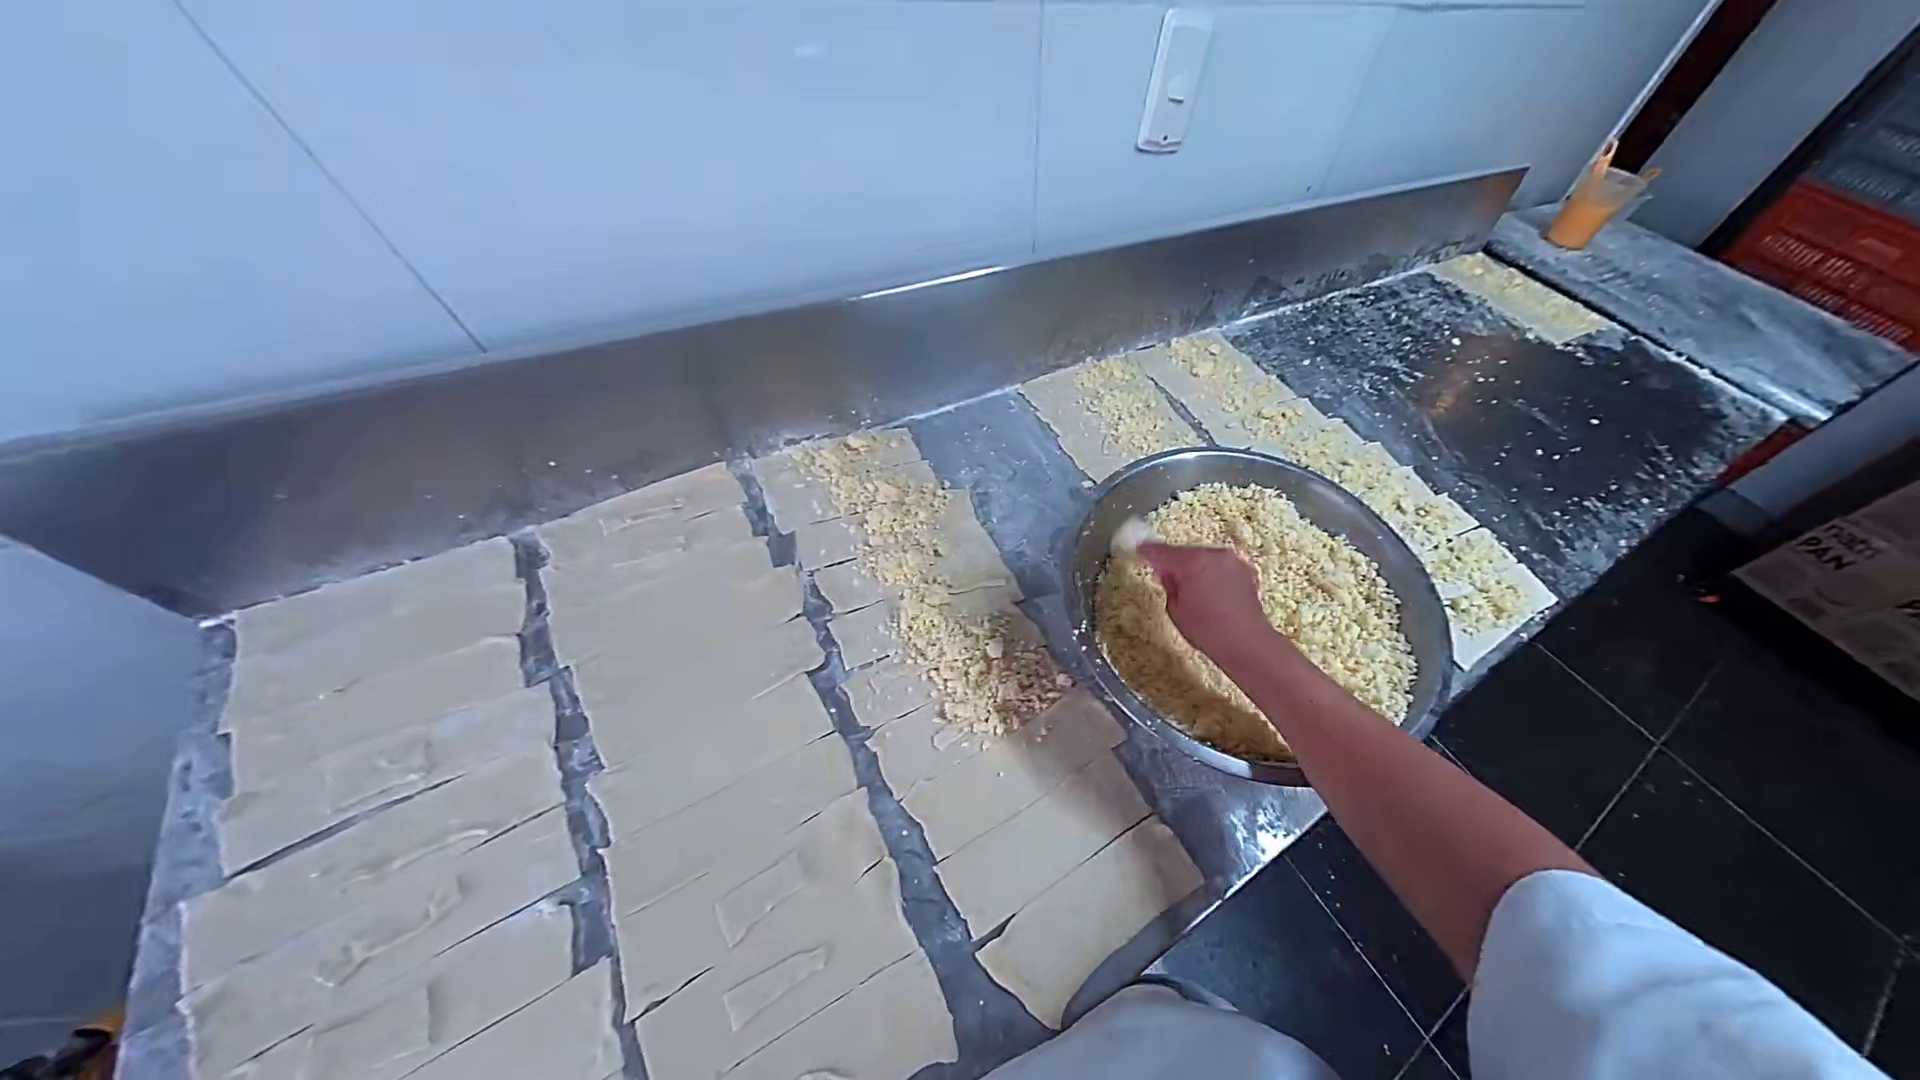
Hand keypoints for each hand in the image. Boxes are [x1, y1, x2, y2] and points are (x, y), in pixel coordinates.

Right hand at [1137, 542, 1280, 664]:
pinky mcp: (1246, 570)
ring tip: (1193, 593)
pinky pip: (1220, 567)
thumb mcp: (1175, 609)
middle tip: (1167, 581)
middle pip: (1185, 552)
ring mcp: (1233, 561)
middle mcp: (1214, 554)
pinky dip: (1212, 575)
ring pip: (1204, 558)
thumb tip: (1168, 574)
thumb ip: (1168, 585)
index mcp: (1193, 561)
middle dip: (1175, 564)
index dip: (1147, 552)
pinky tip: (1212, 595)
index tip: (1138, 551)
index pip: (1161, 551)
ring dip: (1195, 569)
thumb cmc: (1207, 630)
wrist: (1248, 643)